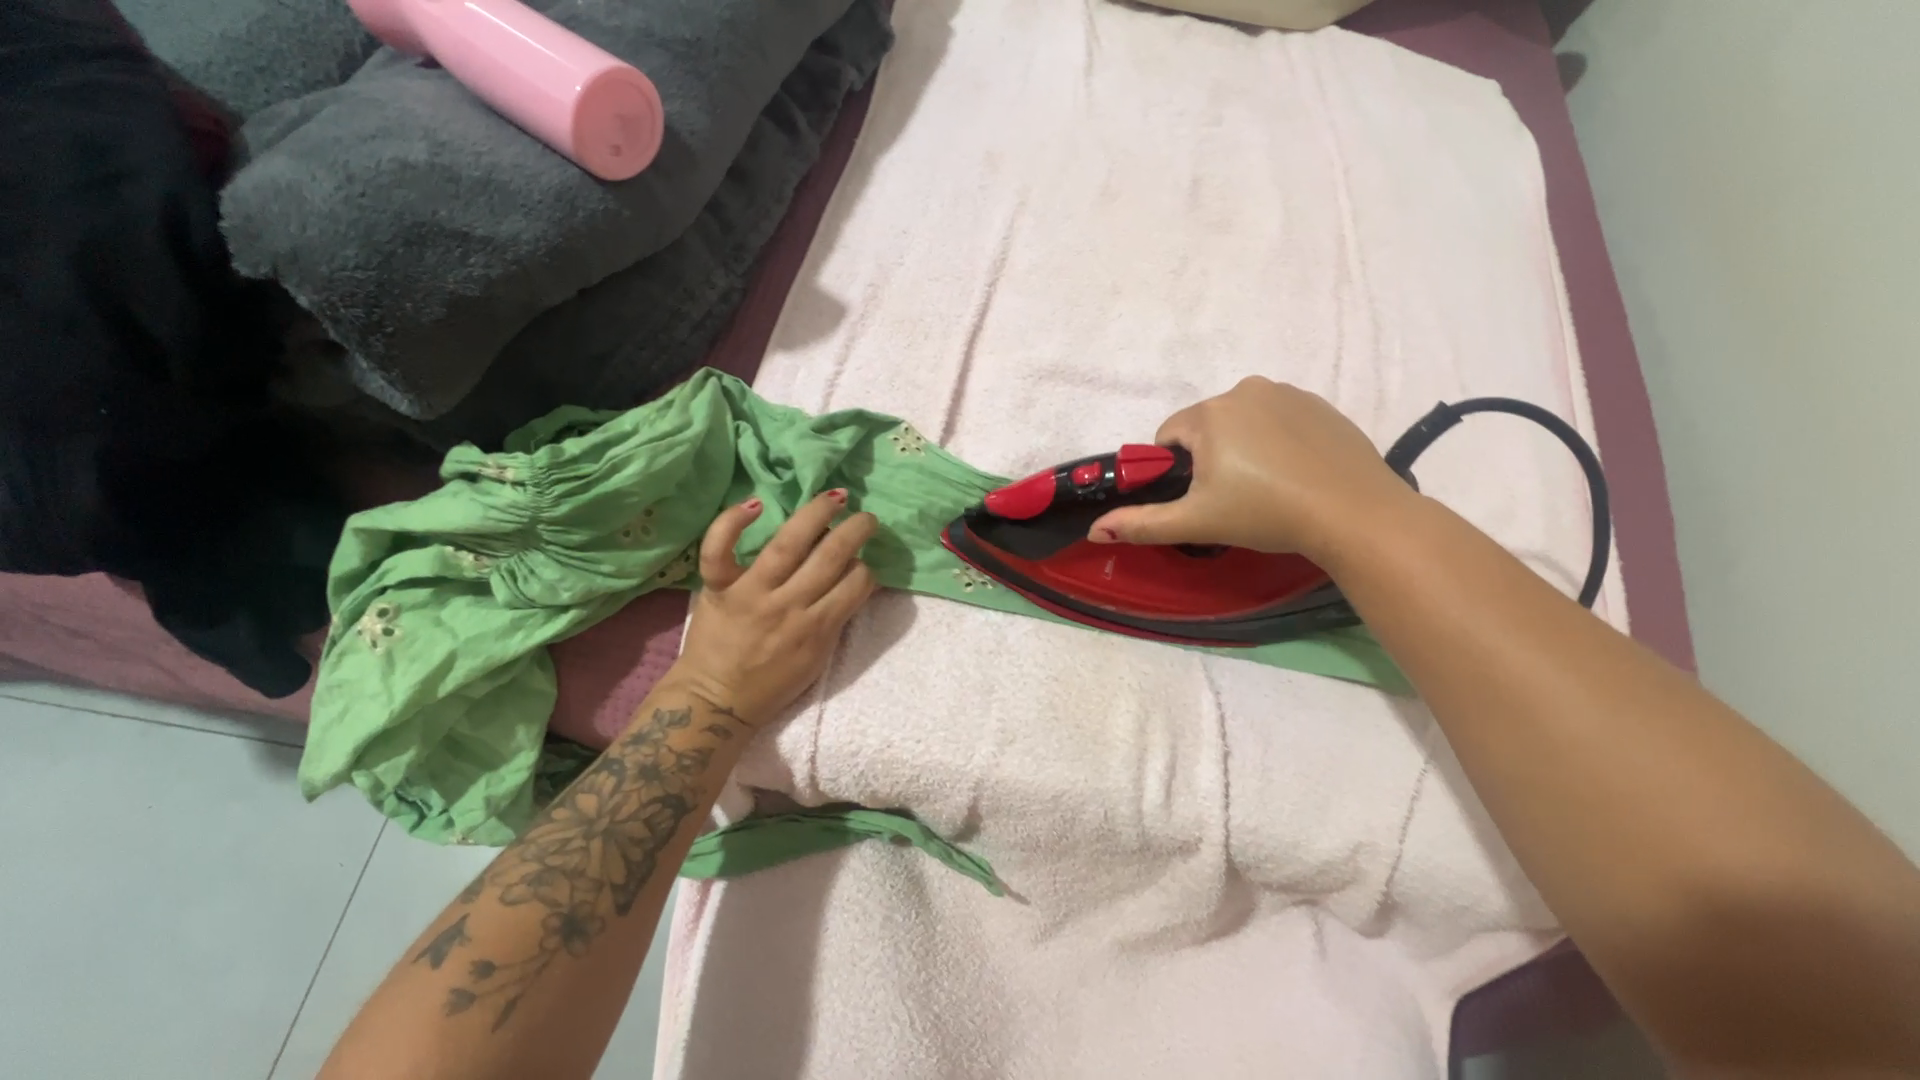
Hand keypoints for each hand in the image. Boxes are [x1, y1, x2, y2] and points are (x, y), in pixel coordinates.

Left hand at [669, 490, 877, 726]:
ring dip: (817, 513)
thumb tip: (856, 579)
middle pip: (831, 557)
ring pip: (788, 543)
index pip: (855, 583)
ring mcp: (751, 593)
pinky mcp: (718, 587)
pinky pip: (719, 550)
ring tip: (836, 496)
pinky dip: (732, 523)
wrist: (715, 700)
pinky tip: (755, 504)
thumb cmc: (772, 683)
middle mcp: (788, 605)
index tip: (862, 564)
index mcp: (816, 628)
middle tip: (867, 518)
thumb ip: (835, 619)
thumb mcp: (817, 658)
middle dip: (856, 531)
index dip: (866, 569)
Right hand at [1088, 376, 1416, 561]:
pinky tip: (1296, 472)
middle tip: (1236, 497)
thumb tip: (1094, 530)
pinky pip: (1279, 419)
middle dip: (1211, 457)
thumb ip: (1142, 523)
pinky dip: (1278, 441)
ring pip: (1243, 421)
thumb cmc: (1266, 514)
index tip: (1202, 498)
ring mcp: (1286, 393)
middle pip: (1206, 426)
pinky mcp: (1319, 404)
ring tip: (1270, 486)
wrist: (1352, 513)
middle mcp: (1244, 390)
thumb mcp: (1197, 523)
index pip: (1168, 436)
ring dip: (1244, 447)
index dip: (1177, 471)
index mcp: (1209, 414)